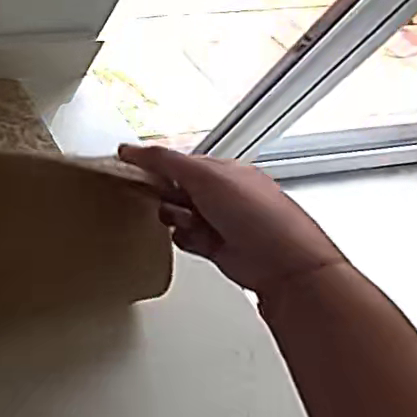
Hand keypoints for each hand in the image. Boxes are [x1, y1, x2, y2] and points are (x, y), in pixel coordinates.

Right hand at [117, 143, 347, 295]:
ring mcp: (218, 219)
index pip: (175, 161)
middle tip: (170, 200)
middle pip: (169, 188)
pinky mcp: (213, 243)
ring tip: (192, 224)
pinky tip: (198, 240)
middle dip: (164, 195)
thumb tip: (130, 149)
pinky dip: (183, 238)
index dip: (154, 166)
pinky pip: (180, 237)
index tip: (135, 171)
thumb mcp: (205, 176)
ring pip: (172, 213)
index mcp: (224, 170)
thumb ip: (164, 160)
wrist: (287, 267)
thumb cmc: (262, 219)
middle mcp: (221, 193)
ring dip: (174, 219)